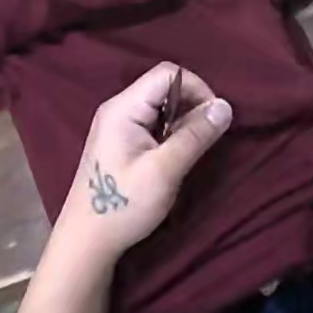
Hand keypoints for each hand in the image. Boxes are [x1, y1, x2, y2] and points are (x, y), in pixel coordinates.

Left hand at [50, 62, 232, 271]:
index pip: (166, 73)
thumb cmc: (124, 204)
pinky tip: (176, 155)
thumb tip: (225, 106)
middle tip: (207, 136)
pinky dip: (170, 132)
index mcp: (123, 107)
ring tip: (193, 148)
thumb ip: (195, 135)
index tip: (213, 118)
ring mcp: (117, 124)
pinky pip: (152, 122)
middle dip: (192, 104)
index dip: (196, 88)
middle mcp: (118, 108)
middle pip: (163, 86)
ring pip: (160, 105)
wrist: (87, 239)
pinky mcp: (121, 141)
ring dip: (182, 120)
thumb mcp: (165, 170)